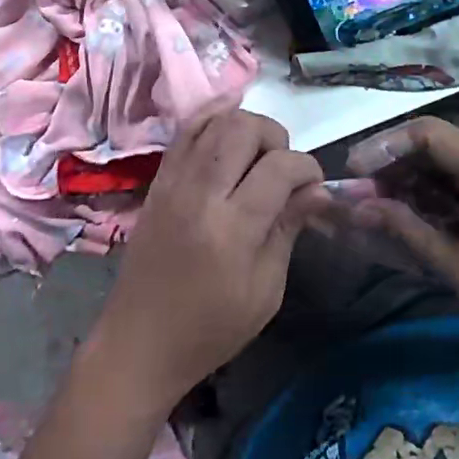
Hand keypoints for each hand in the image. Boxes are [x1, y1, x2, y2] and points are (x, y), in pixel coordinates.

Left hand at [87, 108, 328, 411]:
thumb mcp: (266, 291)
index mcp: (232, 229)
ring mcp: (173, 183)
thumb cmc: (210, 329)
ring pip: (216, 122)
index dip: (307, 169)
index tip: (313, 188)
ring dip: (247, 126)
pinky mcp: (157, 182)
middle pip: (245, 129)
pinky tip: (230, 115)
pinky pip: (185, 131)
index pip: (280, 167)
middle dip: (277, 139)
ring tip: (258, 155)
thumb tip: (319, 190)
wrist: (138, 344)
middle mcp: (200, 194)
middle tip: (283, 170)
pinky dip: (212, 115)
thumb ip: (289, 229)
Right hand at [347, 116, 458, 353]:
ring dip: (416, 181)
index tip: (351, 175)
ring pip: (451, 159)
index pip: (426, 133)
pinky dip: (442, 192)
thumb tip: (358, 208)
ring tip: (384, 213)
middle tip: (362, 201)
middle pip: (437, 143)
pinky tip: (422, 218)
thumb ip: (408, 232)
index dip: (382, 147)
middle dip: (394, 168)